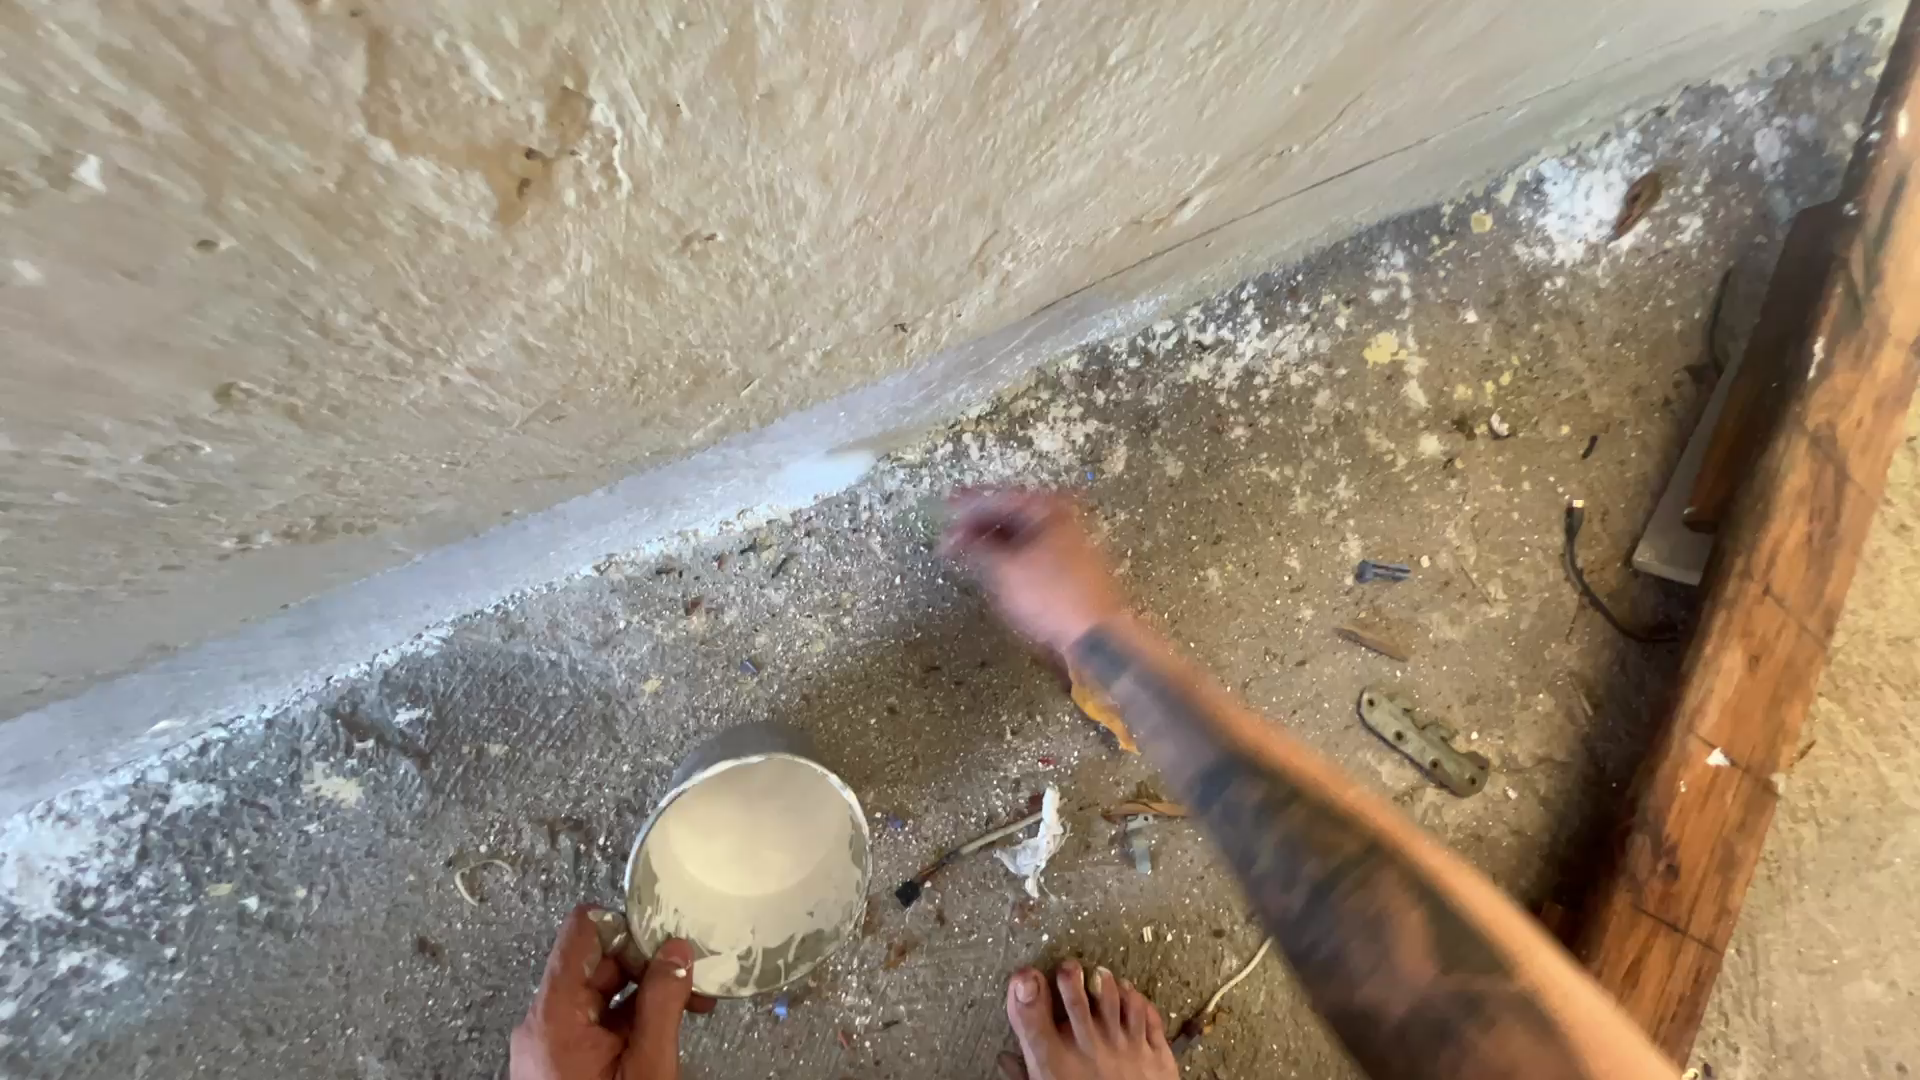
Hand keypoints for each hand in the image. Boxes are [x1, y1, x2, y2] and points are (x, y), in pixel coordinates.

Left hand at [509, 906, 714, 1079]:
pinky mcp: (565, 1059)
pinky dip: (638, 1013)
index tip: (667, 936)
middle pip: (599, 958)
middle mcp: (545, 1020)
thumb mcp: (646, 1066)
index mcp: (554, 1015)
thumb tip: (679, 949)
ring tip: (696, 1002)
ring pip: (606, 987)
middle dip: (650, 961)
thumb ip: (662, 1001)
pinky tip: (675, 1020)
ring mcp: (554, 1041)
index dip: (626, 923)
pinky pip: (603, 1016)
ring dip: (651, 988)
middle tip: (695, 974)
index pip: (583, 930)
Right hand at [940, 489, 1127, 656]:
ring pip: (1020, 535)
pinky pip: (1029, 552)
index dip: (967, 503)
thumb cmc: (1050, 595)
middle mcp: (1061, 519)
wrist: (1097, 635)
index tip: (945, 506)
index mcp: (1047, 509)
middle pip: (1011, 514)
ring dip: (991, 541)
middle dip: (978, 523)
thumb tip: (954, 536)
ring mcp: (1068, 544)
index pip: (998, 497)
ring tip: (965, 550)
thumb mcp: (1004, 570)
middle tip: (950, 531)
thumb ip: (975, 548)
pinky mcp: (1069, 569)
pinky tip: (992, 566)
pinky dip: (1007, 556)